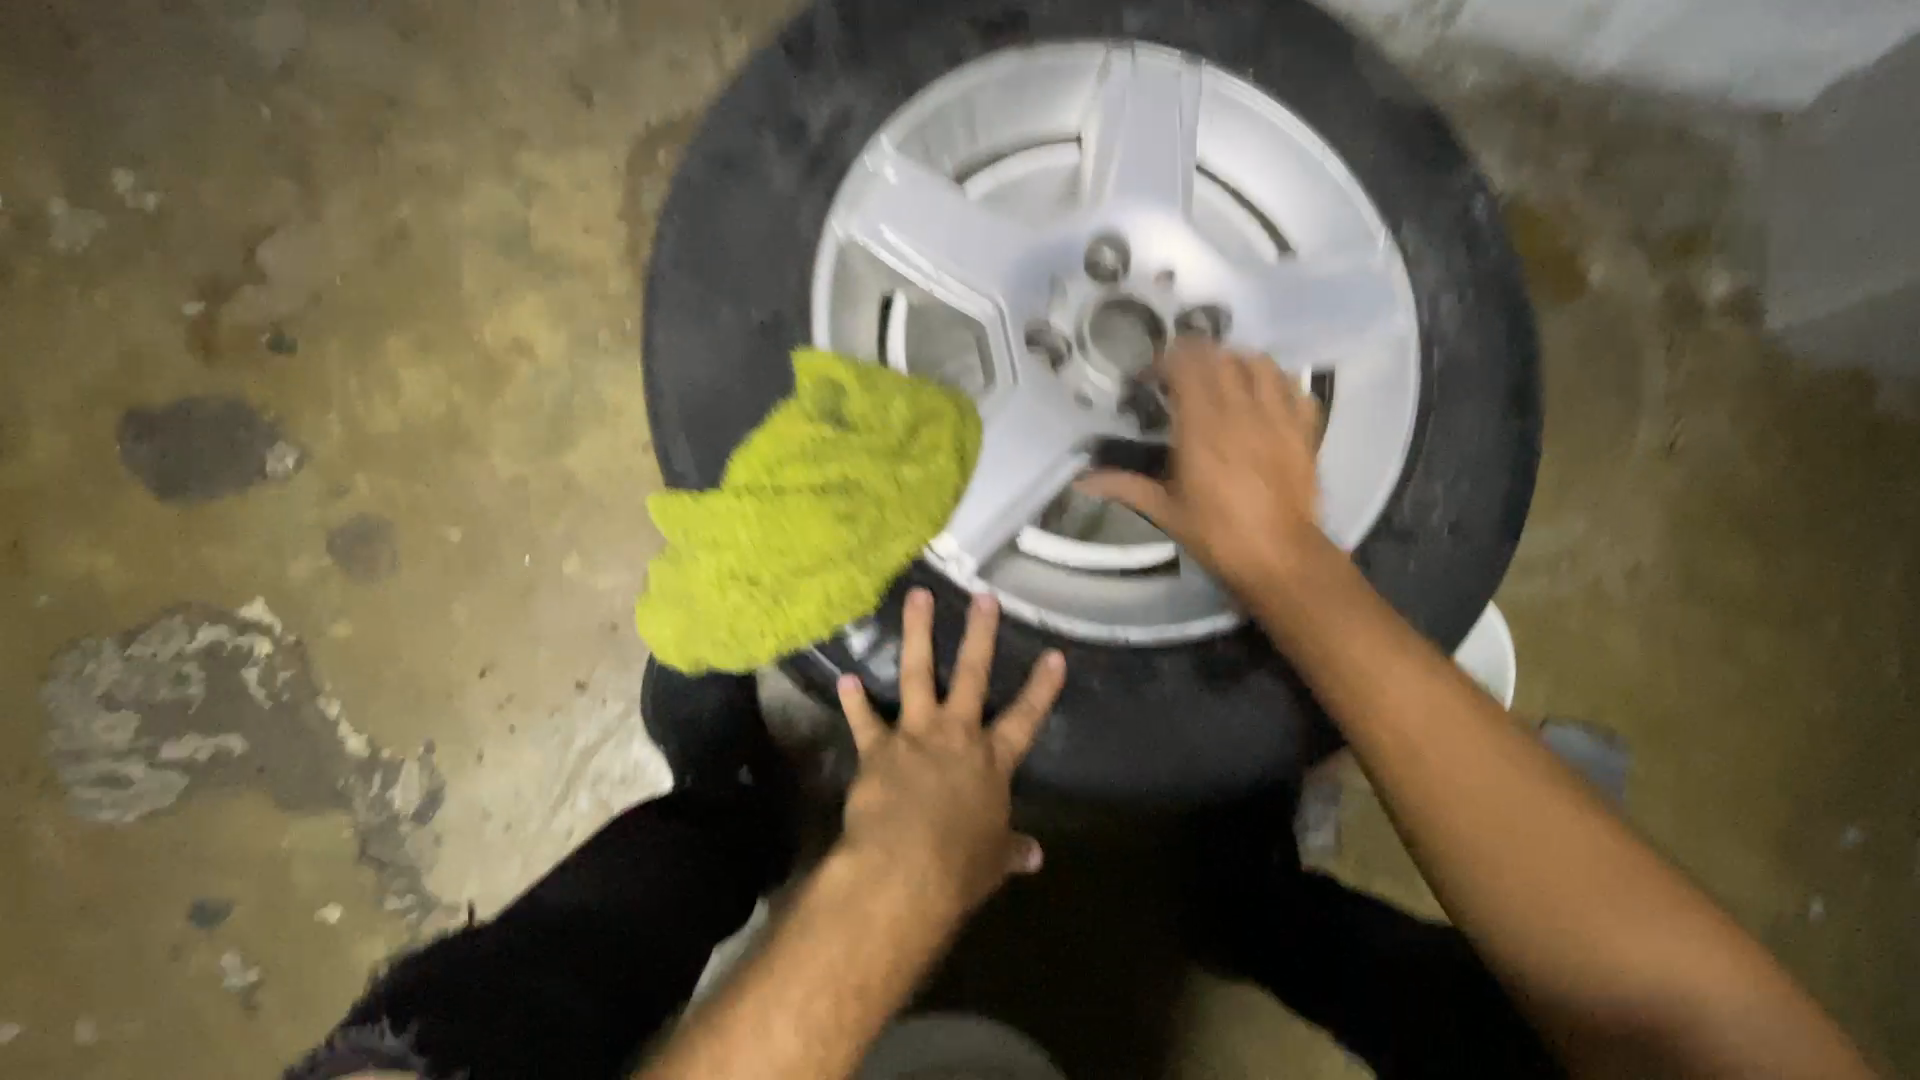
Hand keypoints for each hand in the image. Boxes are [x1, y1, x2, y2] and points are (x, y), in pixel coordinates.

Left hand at [835, 588, 1065, 916]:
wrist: (904, 868)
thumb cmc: (958, 867)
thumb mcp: (993, 861)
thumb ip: (1011, 849)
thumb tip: (1035, 857)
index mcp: (992, 762)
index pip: (1025, 717)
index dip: (1042, 687)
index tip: (1055, 655)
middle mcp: (956, 736)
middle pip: (972, 675)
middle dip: (979, 635)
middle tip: (983, 597)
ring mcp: (915, 735)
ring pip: (918, 674)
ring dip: (917, 633)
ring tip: (918, 596)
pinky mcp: (877, 748)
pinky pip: (864, 719)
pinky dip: (854, 701)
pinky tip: (846, 679)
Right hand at [1082, 338, 1328, 593]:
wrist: (1279, 557)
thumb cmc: (1216, 535)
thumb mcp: (1164, 511)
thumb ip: (1124, 486)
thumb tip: (1080, 480)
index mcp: (1202, 427)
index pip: (1185, 364)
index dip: (1164, 363)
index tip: (1150, 381)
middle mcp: (1241, 411)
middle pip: (1220, 356)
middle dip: (1196, 359)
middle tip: (1181, 380)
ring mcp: (1278, 416)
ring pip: (1258, 362)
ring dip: (1236, 363)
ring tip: (1222, 381)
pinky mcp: (1304, 429)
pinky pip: (1292, 386)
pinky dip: (1275, 382)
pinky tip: (1262, 398)